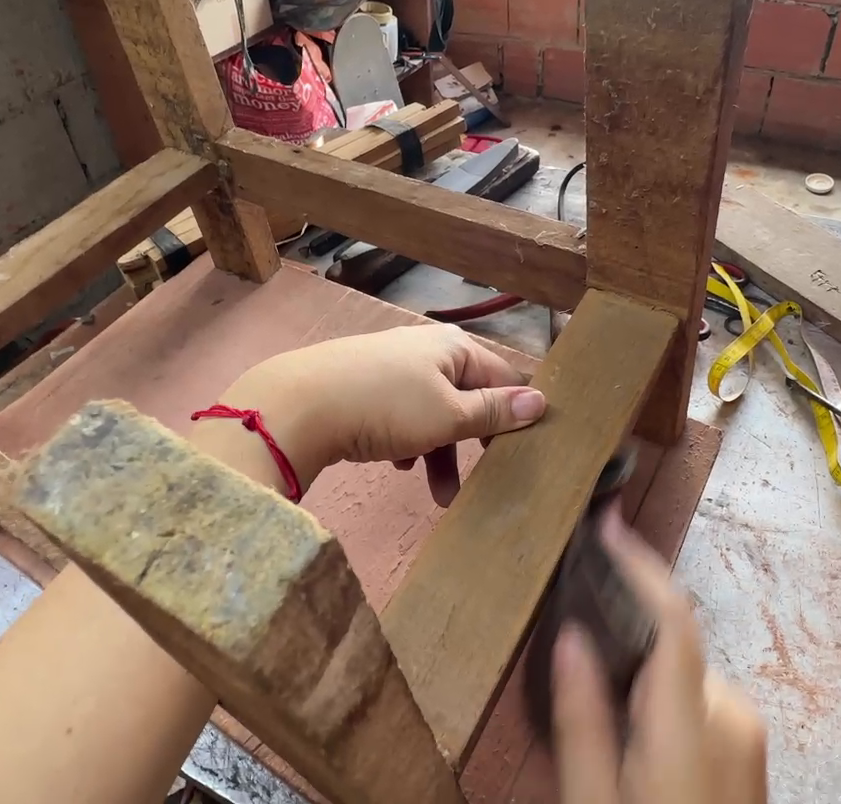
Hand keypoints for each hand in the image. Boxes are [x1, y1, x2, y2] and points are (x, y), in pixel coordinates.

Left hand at [209, 324, 546, 488]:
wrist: (299, 405)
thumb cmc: (386, 406)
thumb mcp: (448, 415)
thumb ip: (494, 412)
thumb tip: (541, 401)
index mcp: (453, 346)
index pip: (502, 376)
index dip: (514, 413)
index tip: (521, 453)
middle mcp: (425, 348)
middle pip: (466, 397)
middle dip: (472, 443)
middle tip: (482, 482)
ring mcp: (391, 365)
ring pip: (432, 411)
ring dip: (439, 452)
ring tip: (437, 495)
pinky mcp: (363, 384)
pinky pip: (401, 414)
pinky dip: (408, 440)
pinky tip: (398, 465)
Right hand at [552, 512, 767, 803]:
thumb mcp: (591, 799)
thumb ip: (581, 715)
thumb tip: (571, 631)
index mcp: (694, 723)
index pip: (672, 617)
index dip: (639, 561)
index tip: (606, 520)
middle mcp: (733, 714)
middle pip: (674, 640)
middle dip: (626, 616)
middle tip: (572, 609)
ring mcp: (748, 735)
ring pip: (682, 668)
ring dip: (641, 656)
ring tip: (590, 673)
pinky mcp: (748, 750)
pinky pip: (697, 693)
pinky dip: (661, 683)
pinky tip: (627, 709)